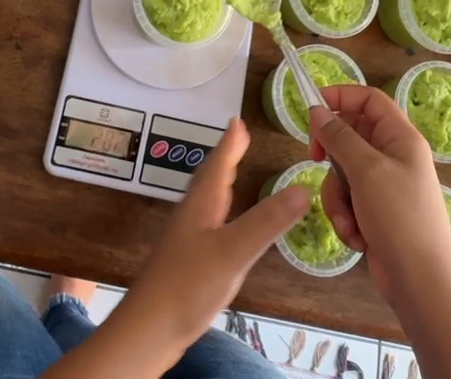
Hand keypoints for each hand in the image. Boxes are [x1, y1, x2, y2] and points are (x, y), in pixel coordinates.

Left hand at [119, 117, 309, 346]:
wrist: (149, 330)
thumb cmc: (187, 285)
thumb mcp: (233, 251)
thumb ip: (266, 222)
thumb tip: (302, 188)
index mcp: (201, 205)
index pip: (217, 166)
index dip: (229, 144)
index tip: (238, 120)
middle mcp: (192, 215)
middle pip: (210, 178)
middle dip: (225, 157)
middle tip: (238, 137)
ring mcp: (187, 239)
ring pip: (207, 200)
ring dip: (221, 182)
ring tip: (232, 172)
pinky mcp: (187, 262)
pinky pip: (208, 223)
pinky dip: (220, 211)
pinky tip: (222, 226)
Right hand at [307, 87, 450, 309]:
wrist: (422, 284)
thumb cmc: (400, 218)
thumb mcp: (366, 171)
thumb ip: (339, 137)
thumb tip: (317, 109)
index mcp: (400, 138)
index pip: (369, 99)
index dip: (340, 97)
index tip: (312, 109)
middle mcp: (393, 156)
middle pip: (350, 135)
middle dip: (331, 154)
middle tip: (314, 158)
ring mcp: (383, 185)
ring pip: (342, 171)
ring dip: (337, 196)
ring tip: (348, 221)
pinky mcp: (374, 211)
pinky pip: (347, 199)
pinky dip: (345, 216)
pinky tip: (356, 237)